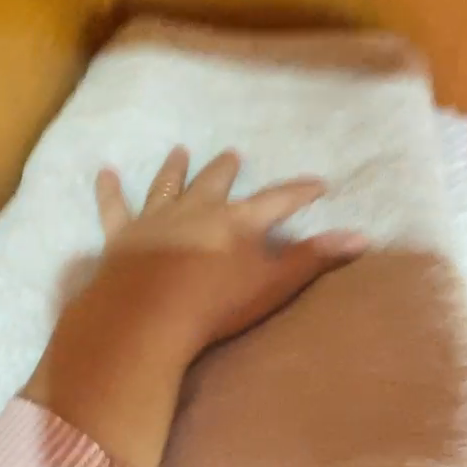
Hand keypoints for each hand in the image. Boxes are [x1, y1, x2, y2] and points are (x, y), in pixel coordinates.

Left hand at [91, 146, 367, 354]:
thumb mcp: (273, 284)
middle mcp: (197, 209)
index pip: (277, 200)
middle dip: (226, 170)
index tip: (318, 183)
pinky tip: (104, 172)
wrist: (147, 315)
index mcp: (236, 221)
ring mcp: (157, 219)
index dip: (299, 191)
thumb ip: (314, 259)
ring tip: (179, 151)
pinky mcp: (122, 235)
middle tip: (231, 155)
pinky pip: (114, 207)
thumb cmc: (215, 305)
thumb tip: (362, 236)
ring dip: (175, 169)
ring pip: (168, 185)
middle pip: (215, 182)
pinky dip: (109, 190)